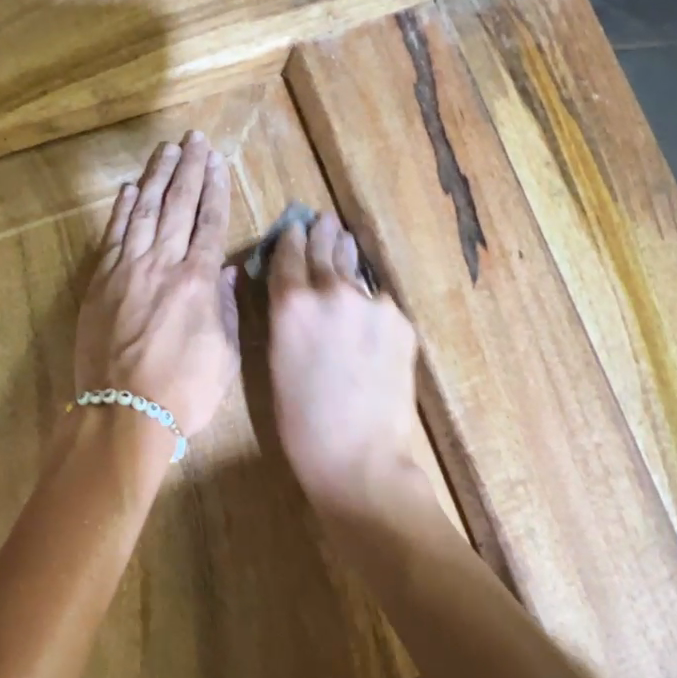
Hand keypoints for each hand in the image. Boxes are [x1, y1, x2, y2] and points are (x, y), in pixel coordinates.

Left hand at [75, 130, 239, 438]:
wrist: (125, 413)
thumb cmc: (184, 392)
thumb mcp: (224, 355)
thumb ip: (226, 308)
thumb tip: (227, 271)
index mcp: (199, 283)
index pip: (210, 223)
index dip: (215, 189)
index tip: (218, 161)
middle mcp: (163, 266)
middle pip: (178, 206)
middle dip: (189, 170)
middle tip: (195, 140)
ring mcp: (127, 271)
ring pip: (145, 212)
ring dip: (156, 178)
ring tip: (167, 150)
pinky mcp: (100, 284)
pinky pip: (114, 236)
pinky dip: (123, 210)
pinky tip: (131, 189)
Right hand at [267, 212, 423, 513]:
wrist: (356, 454)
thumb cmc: (300, 421)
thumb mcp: (276, 360)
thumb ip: (284, 317)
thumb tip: (292, 292)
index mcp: (291, 302)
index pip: (288, 251)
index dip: (290, 238)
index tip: (294, 228)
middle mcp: (331, 291)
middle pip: (326, 247)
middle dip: (321, 235)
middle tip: (323, 223)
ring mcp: (372, 303)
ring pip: (356, 271)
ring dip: (348, 258)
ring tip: (345, 244)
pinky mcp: (400, 321)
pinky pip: (380, 302)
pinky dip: (370, 302)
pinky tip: (366, 315)